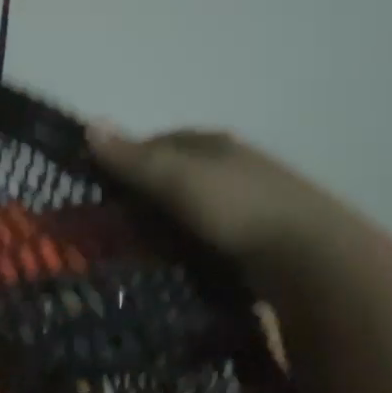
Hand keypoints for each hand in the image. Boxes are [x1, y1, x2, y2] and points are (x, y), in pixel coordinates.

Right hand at [85, 123, 367, 268]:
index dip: (118, 164)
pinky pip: (194, 240)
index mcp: (209, 144)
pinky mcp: (242, 240)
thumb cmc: (237, 208)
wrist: (303, 255)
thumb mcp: (177, 179)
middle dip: (133, 201)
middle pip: (165, 180)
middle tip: (98, 232)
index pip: (153, 145)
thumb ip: (133, 159)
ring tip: (121, 256)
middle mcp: (223, 168)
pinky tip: (158, 267)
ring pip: (178, 213)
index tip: (88, 192)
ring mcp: (235, 205)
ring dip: (151, 230)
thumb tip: (88, 125)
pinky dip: (172, 250)